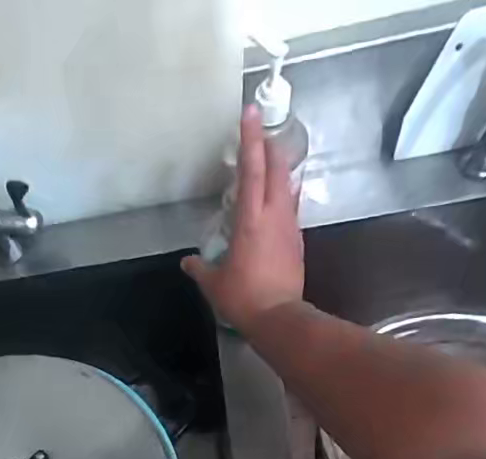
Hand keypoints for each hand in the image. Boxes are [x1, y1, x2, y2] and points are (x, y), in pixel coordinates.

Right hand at [181, 105, 304, 334]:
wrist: (278, 318)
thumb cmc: (243, 298)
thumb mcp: (214, 284)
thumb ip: (200, 269)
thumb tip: (188, 262)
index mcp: (250, 220)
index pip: (252, 170)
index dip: (250, 139)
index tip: (250, 112)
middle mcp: (274, 215)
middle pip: (276, 169)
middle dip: (269, 147)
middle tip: (261, 133)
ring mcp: (289, 227)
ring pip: (287, 186)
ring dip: (279, 170)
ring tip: (270, 163)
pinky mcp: (297, 241)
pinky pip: (291, 209)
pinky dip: (283, 197)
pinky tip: (277, 201)